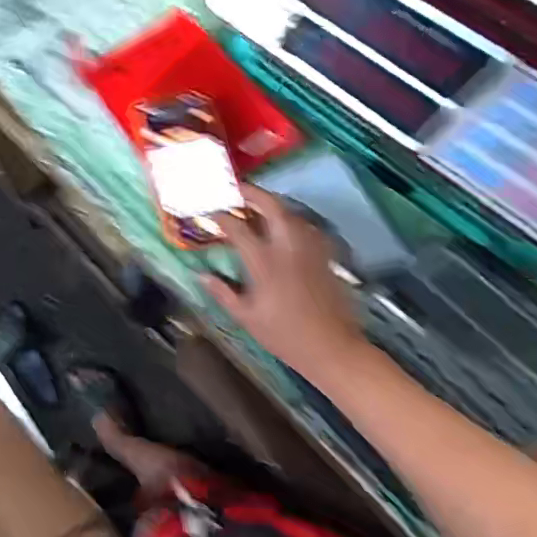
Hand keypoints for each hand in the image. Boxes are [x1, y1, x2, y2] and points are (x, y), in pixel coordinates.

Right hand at [201, 185, 364, 370]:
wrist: (333, 347)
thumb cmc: (284, 335)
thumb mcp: (246, 317)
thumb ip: (223, 293)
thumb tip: (202, 275)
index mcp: (265, 262)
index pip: (238, 228)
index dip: (220, 217)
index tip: (209, 213)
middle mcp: (288, 248)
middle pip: (272, 206)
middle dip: (252, 193)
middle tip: (236, 190)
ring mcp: (310, 249)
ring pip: (291, 213)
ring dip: (272, 204)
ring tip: (256, 205)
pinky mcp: (325, 255)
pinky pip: (305, 227)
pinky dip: (290, 219)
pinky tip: (283, 228)